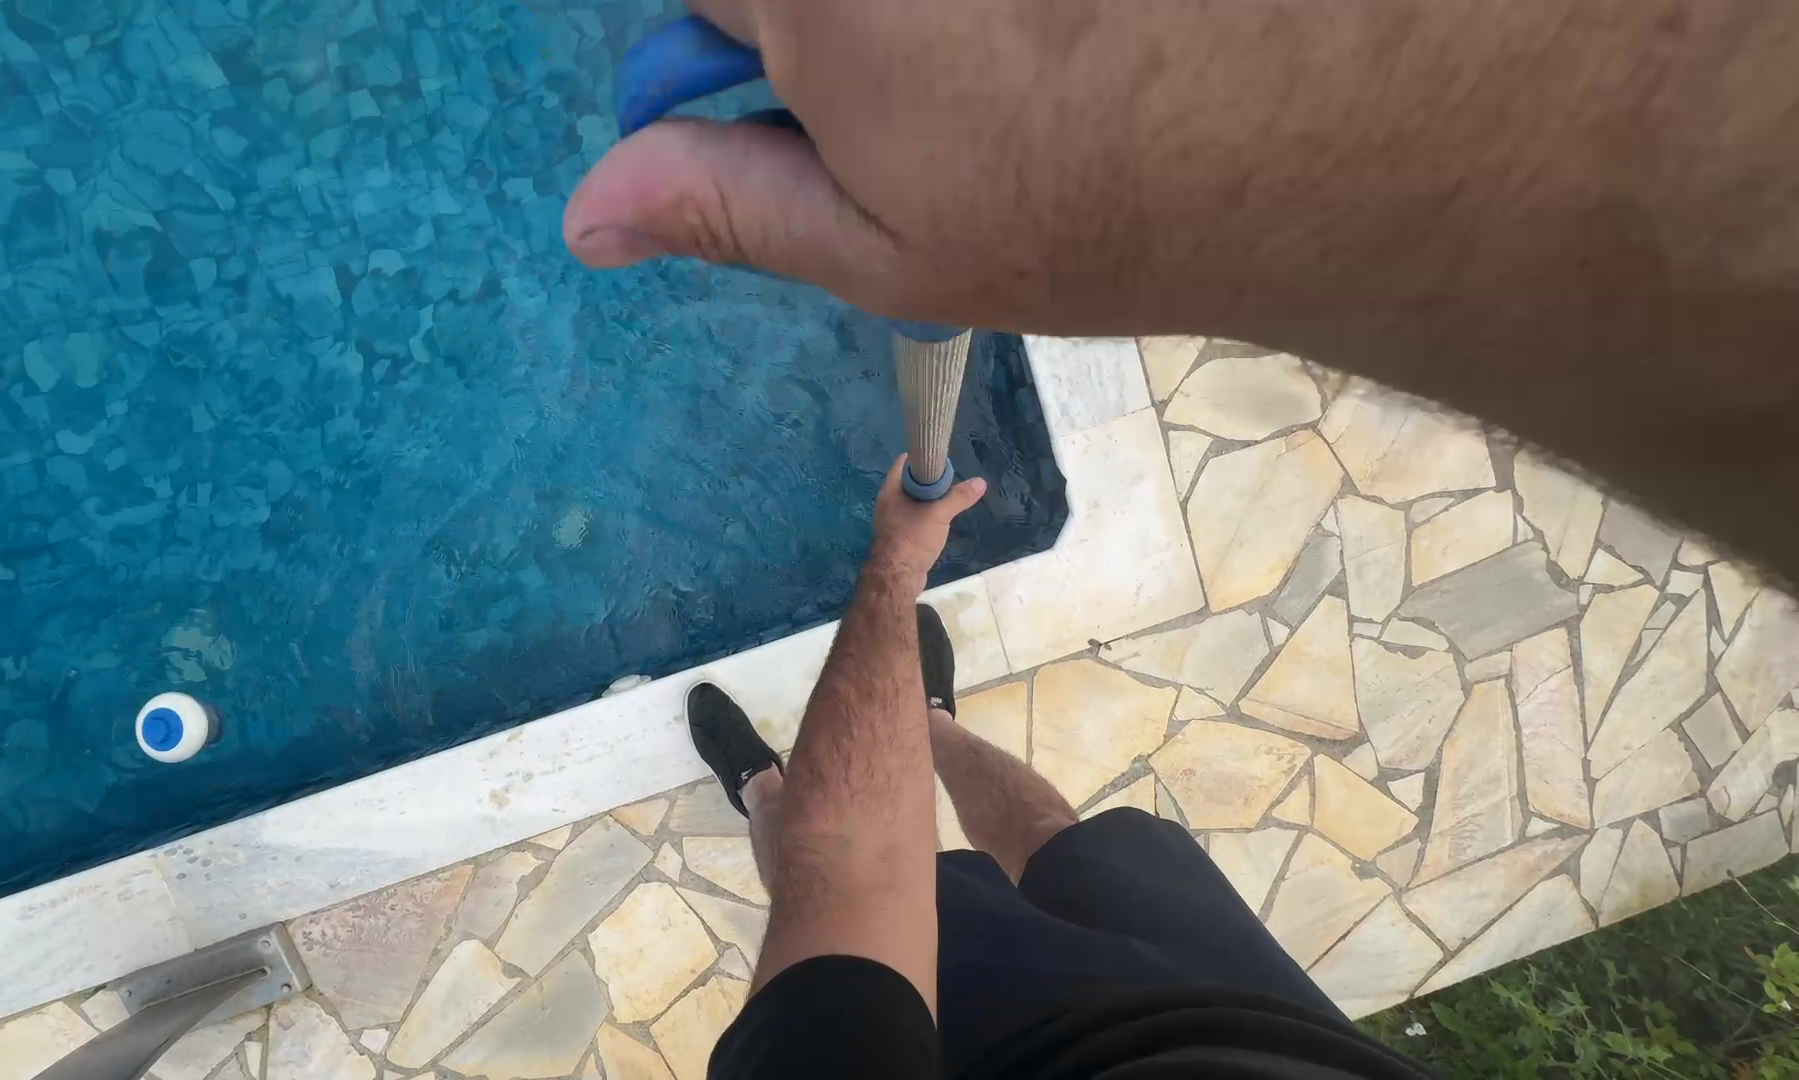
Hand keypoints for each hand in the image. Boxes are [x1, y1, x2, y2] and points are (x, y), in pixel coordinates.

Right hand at [561, 1, 1655, 337]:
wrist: (1304, 131)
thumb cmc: (1067, 215)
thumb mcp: (872, 248)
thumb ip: (718, 207)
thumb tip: (586, 216)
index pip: (690, 3)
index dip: (731, 50)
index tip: (804, 102)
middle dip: (818, 33)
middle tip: (921, 81)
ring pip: (875, 10)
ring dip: (903, 38)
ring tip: (999, 58)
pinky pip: (949, 13)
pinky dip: (969, 29)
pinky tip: (1039, 39)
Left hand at [865, 455, 986, 595]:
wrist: (898, 576)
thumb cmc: (913, 538)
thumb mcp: (939, 514)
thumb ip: (958, 497)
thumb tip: (980, 482)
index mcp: (890, 490)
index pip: (904, 463)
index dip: (921, 456)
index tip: (941, 456)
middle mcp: (888, 502)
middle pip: (910, 482)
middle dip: (930, 479)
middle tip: (952, 477)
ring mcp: (893, 520)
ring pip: (914, 501)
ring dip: (930, 499)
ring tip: (951, 496)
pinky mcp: (900, 535)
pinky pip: (915, 517)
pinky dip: (928, 514)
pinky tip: (942, 518)